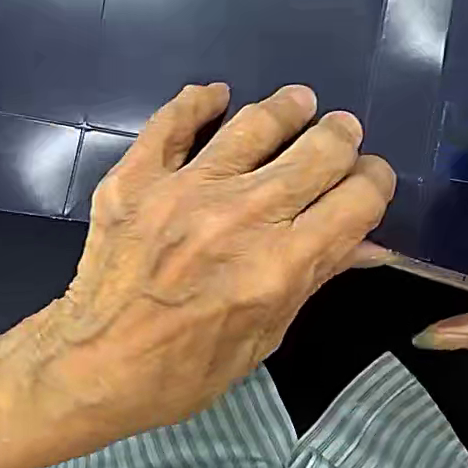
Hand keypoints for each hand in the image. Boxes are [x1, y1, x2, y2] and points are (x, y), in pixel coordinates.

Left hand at [0, 83, 393, 467]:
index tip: (365, 184)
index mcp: (280, 265)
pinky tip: (216, 96)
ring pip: (256, 122)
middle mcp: (240, 217)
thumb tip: (367, 242)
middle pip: (319, 150)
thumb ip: (313, 279)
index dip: (374, 184)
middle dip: (341, 141)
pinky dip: (199, 101)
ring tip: (298, 104)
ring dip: (288, 108)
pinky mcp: (135, 180)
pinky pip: (172, 120)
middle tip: (337, 140)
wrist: (93, 366)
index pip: (357, 197)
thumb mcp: (263, 339)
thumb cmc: (184, 371)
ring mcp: (183, 191)